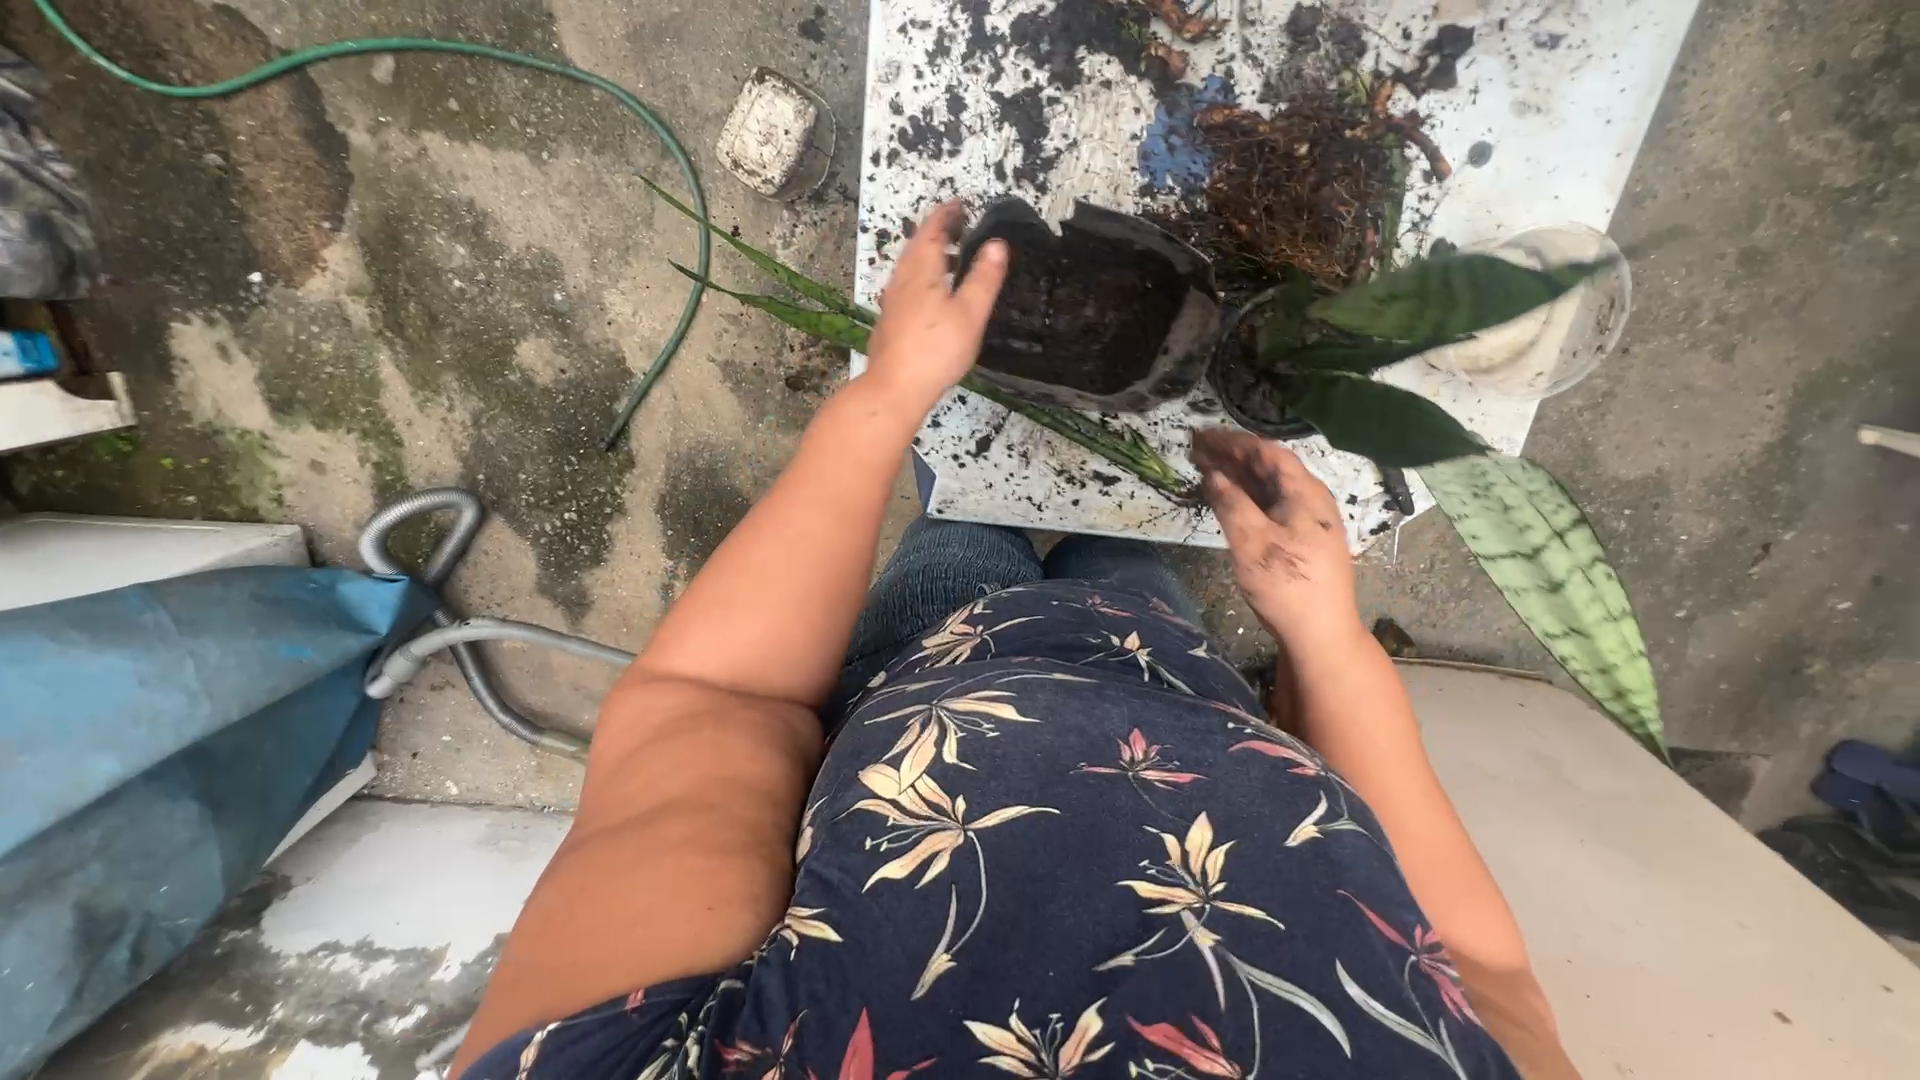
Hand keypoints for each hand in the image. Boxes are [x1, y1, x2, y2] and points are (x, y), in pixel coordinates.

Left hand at [862, 201, 1008, 411]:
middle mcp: (902, 279)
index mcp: (922, 270)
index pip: (933, 230)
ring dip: (930, 255)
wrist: (895, 387)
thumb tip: (997, 243)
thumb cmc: (936, 350)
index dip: (948, 214)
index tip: (962, 204)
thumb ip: (984, 277)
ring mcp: (892, 301)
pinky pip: (907, 286)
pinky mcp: (890, 321)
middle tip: (960, 226)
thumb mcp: (970, 313)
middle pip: (918, 245)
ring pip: (910, 267)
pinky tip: (933, 294)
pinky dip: (923, 276)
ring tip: (952, 258)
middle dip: (939, 231)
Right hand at [1190, 428, 1363, 653]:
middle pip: (1269, 467)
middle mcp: (1310, 501)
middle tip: (1198, 450)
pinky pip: (1271, 505)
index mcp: (1304, 494)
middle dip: (1233, 456)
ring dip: (1238, 476)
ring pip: (1269, 487)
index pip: (1268, 452)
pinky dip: (1247, 497)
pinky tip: (1229, 501)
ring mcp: (1308, 522)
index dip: (1234, 441)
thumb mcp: (1252, 542)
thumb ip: (1231, 504)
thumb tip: (1213, 475)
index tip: (1203, 437)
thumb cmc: (1287, 585)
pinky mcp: (1302, 541)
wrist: (1321, 633)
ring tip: (1206, 470)